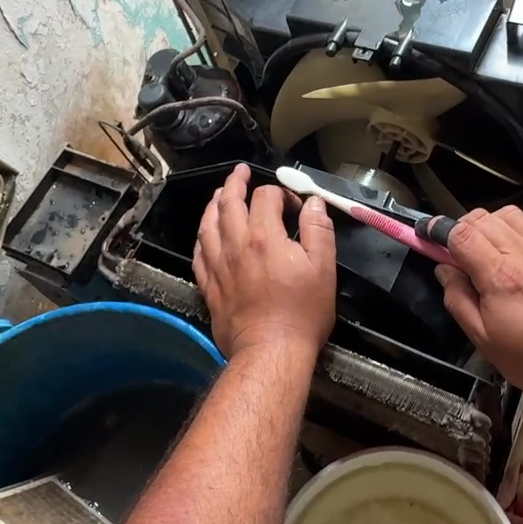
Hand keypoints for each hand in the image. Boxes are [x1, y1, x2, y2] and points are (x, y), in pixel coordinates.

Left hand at [193, 164, 337, 363]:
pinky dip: (202, 236)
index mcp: (264, 236)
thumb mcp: (323, 268)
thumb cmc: (302, 312)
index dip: (281, 194)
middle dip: (235, 183)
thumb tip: (313, 202)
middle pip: (229, 203)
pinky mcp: (209, 286)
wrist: (271, 351)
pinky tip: (206, 234)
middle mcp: (235, 245)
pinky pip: (198, 253)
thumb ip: (318, 230)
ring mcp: (218, 266)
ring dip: (214, 204)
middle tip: (240, 172)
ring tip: (220, 195)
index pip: (266, 197)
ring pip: (208, 224)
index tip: (294, 205)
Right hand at [434, 206, 522, 399]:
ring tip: (487, 249)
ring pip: (507, 214)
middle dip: (461, 230)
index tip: (428, 236)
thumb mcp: (483, 339)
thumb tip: (444, 271)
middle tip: (457, 253)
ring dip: (489, 225)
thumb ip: (458, 300)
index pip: (461, 234)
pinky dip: (518, 225)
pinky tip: (515, 245)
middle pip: (481, 218)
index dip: (439, 231)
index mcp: (499, 277)